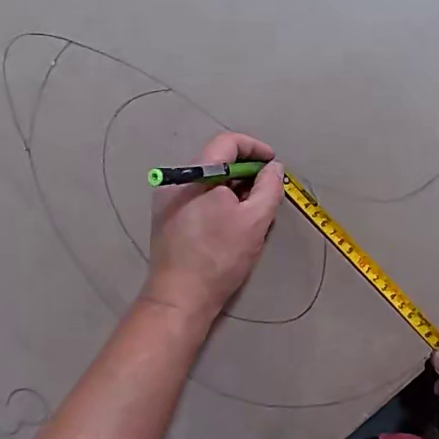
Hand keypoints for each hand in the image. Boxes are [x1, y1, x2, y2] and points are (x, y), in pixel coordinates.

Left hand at [141, 132, 285, 320]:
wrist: (179, 296)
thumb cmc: (219, 256)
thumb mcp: (255, 220)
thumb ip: (269, 187)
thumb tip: (273, 167)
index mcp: (195, 173)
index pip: (227, 142)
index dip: (255, 148)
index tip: (273, 165)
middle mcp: (176, 179)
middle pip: (216, 159)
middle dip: (245, 171)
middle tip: (266, 191)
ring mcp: (166, 198)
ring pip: (207, 180)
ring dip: (232, 188)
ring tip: (250, 211)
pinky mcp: (164, 217)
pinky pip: (196, 196)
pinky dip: (216, 200)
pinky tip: (228, 224)